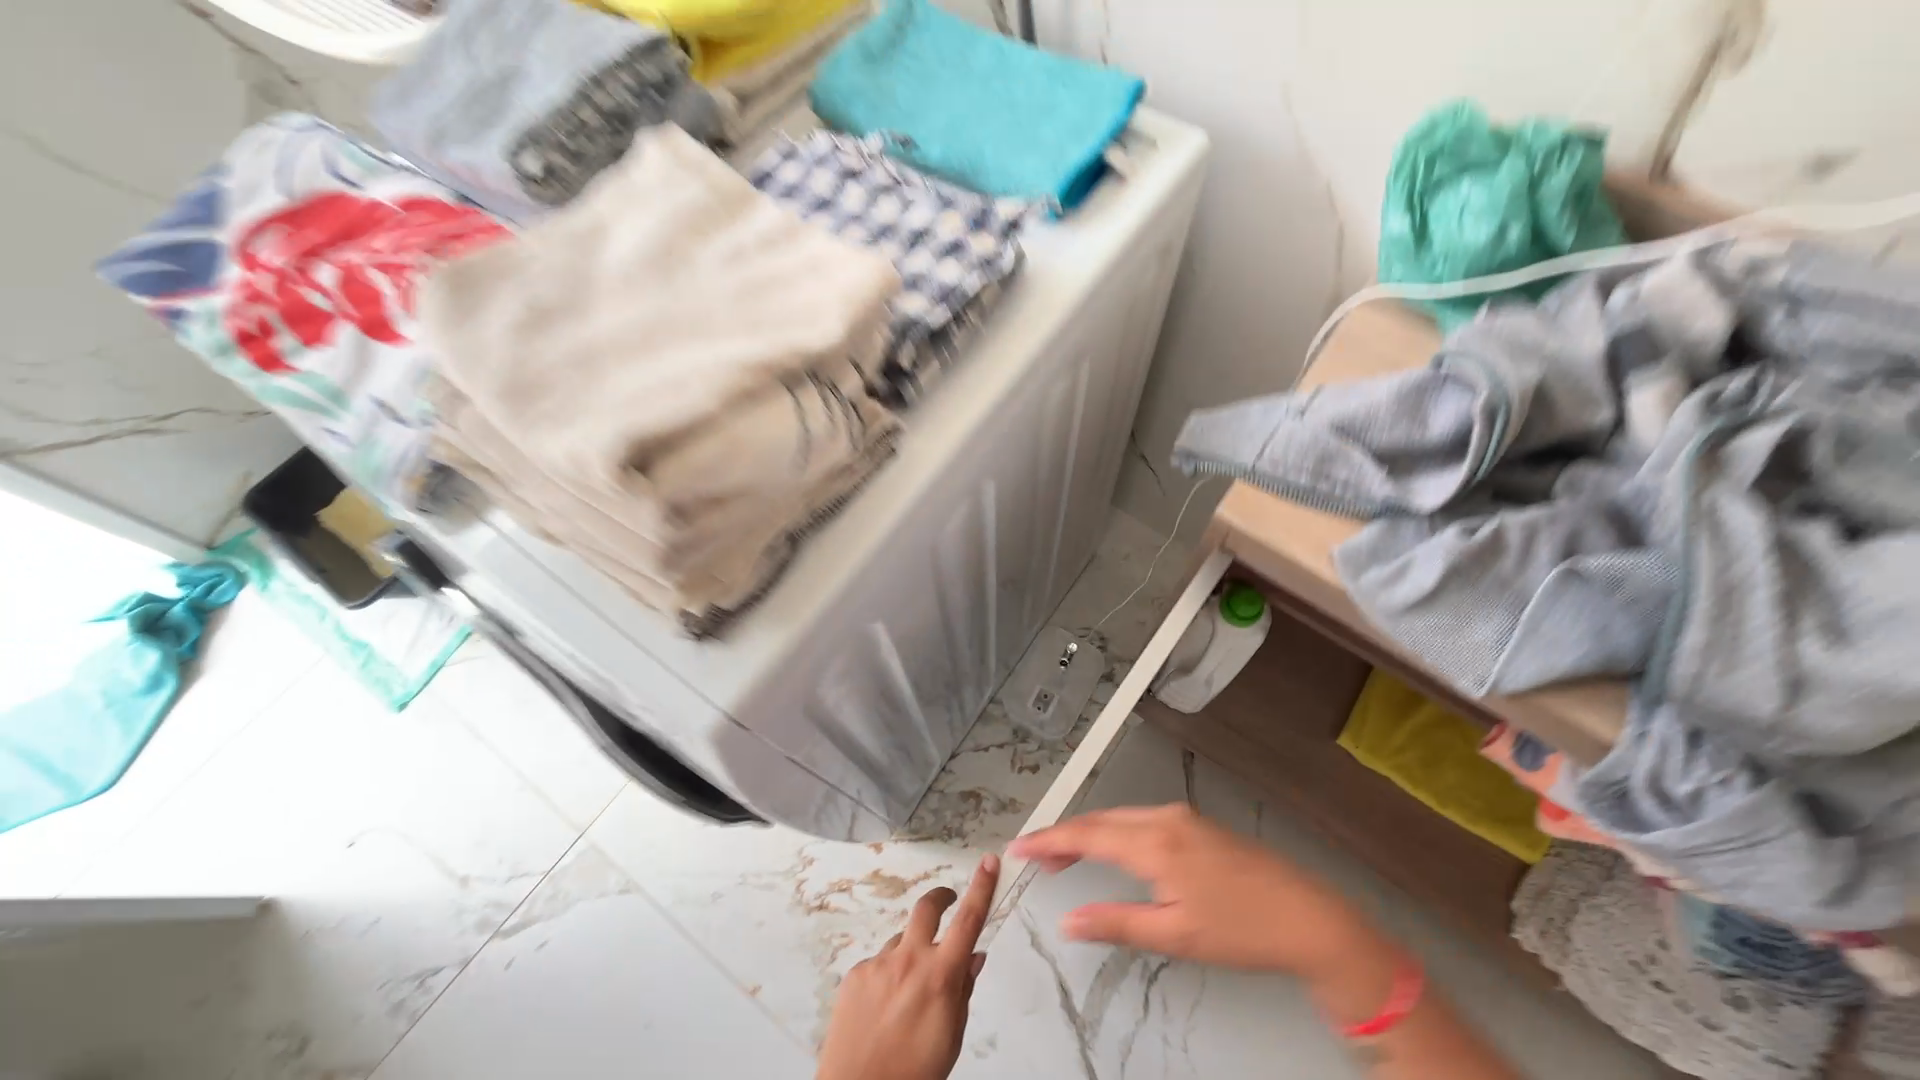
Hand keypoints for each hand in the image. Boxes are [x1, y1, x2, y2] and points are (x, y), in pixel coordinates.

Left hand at [817, 856, 999, 1079]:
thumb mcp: (952, 1035)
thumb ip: (963, 989)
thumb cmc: (914, 1071)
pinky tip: (884, 1006)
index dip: (981, 888)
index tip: (989, 863)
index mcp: (941, 975)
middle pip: (927, 908)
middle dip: (940, 898)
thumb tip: (974, 957)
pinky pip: (878, 963)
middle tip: (946, 902)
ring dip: (910, 953)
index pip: (968, 920)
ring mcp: (879, 964)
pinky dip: (886, 976)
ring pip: (901, 942)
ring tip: (908, 994)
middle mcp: (909, 960)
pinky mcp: (855, 974)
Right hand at [1009, 805, 1394, 987]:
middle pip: (1101, 819)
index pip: (1087, 834)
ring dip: (1090, 833)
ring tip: (1066, 858)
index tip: (1017, 847)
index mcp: (1155, 843)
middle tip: (1037, 859)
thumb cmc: (1241, 930)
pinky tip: (1113, 851)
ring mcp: (1186, 818)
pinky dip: (1116, 832)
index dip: (1048, 840)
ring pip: (1121, 817)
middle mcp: (1166, 819)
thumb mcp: (1173, 935)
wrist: (1309, 919)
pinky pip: (1142, 820)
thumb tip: (1069, 920)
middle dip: (1064, 836)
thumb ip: (1116, 923)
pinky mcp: (1200, 825)